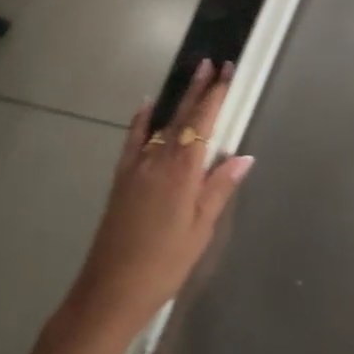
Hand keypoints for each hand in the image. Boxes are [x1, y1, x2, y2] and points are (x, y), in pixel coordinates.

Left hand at [27, 60, 254, 353]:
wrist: (110, 291)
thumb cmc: (164, 262)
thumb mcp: (200, 229)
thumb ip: (219, 189)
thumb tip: (243, 156)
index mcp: (183, 171)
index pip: (203, 122)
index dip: (216, 94)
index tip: (226, 70)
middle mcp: (159, 161)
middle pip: (182, 116)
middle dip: (199, 88)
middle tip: (211, 62)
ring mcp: (137, 168)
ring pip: (162, 124)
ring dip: (178, 99)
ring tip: (192, 75)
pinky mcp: (122, 179)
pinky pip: (133, 141)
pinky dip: (141, 121)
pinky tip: (147, 105)